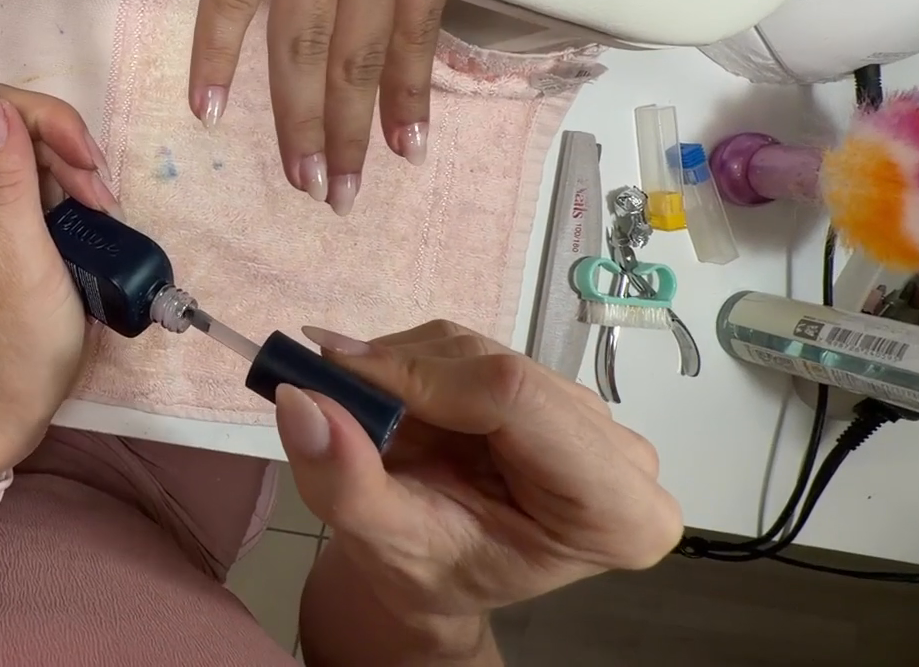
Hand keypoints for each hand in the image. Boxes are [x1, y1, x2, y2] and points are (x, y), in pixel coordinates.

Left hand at [0, 81, 119, 483]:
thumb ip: (3, 176)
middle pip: (17, 126)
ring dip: (79, 172)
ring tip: (103, 216)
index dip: (45, 122)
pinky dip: (79, 192)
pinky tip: (97, 220)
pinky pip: (49, 180)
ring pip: (39, 150)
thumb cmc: (16, 343)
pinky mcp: (14, 221)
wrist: (13, 405)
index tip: (87, 165)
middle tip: (101, 200)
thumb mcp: (17, 258)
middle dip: (68, 150)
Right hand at [183, 0, 621, 214]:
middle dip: (352, 129)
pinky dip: (219, 50)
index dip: (413, 89)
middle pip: (362, 52)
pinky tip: (209, 103)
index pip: (423, 21)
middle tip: (339, 192)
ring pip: (307, 41)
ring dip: (300, 115)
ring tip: (296, 174)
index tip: (405, 148)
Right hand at [278, 321, 680, 628]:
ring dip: (395, 366)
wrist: (431, 569)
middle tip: (331, 394)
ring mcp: (581, 415)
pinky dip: (402, 361)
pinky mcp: (539, 389)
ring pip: (469, 348)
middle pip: (490, 367)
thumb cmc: (423, 572)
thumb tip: (300, 397)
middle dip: (398, 373)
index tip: (333, 373)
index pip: (515, 395)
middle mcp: (618, 454)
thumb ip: (343, 480)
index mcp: (612, 510)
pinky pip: (459, 346)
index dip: (417, 374)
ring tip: (362, 413)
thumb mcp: (381, 542)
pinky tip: (387, 401)